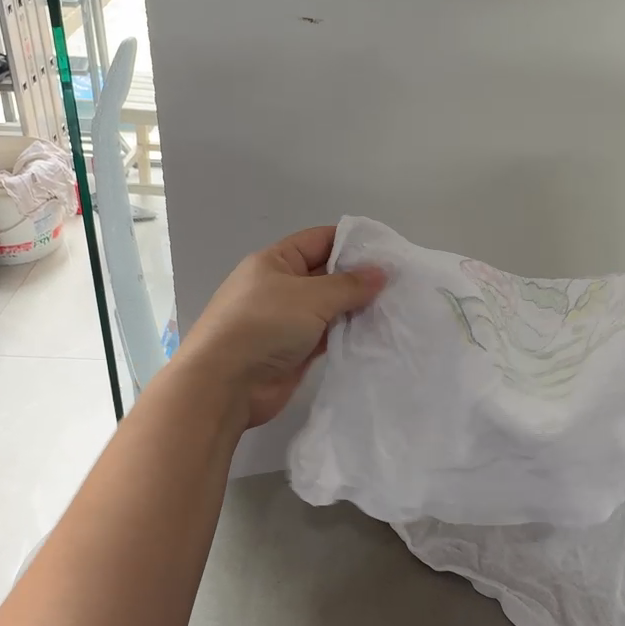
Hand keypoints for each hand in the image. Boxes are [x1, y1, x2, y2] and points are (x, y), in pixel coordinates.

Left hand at [175, 226, 384, 427]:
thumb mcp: (310, 297)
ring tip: (396, 307)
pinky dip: (348, 333)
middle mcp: (280, 286)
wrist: (225, 385)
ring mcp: (286, 320)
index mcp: (275, 261)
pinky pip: (327, 335)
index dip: (352, 242)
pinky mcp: (294, 350)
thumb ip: (349, 285)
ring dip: (356, 308)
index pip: (320, 240)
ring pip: (329, 307)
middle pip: (327, 274)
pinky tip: (376, 333)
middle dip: (359, 277)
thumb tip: (381, 273)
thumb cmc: (263, 326)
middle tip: (400, 281)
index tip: (387, 251)